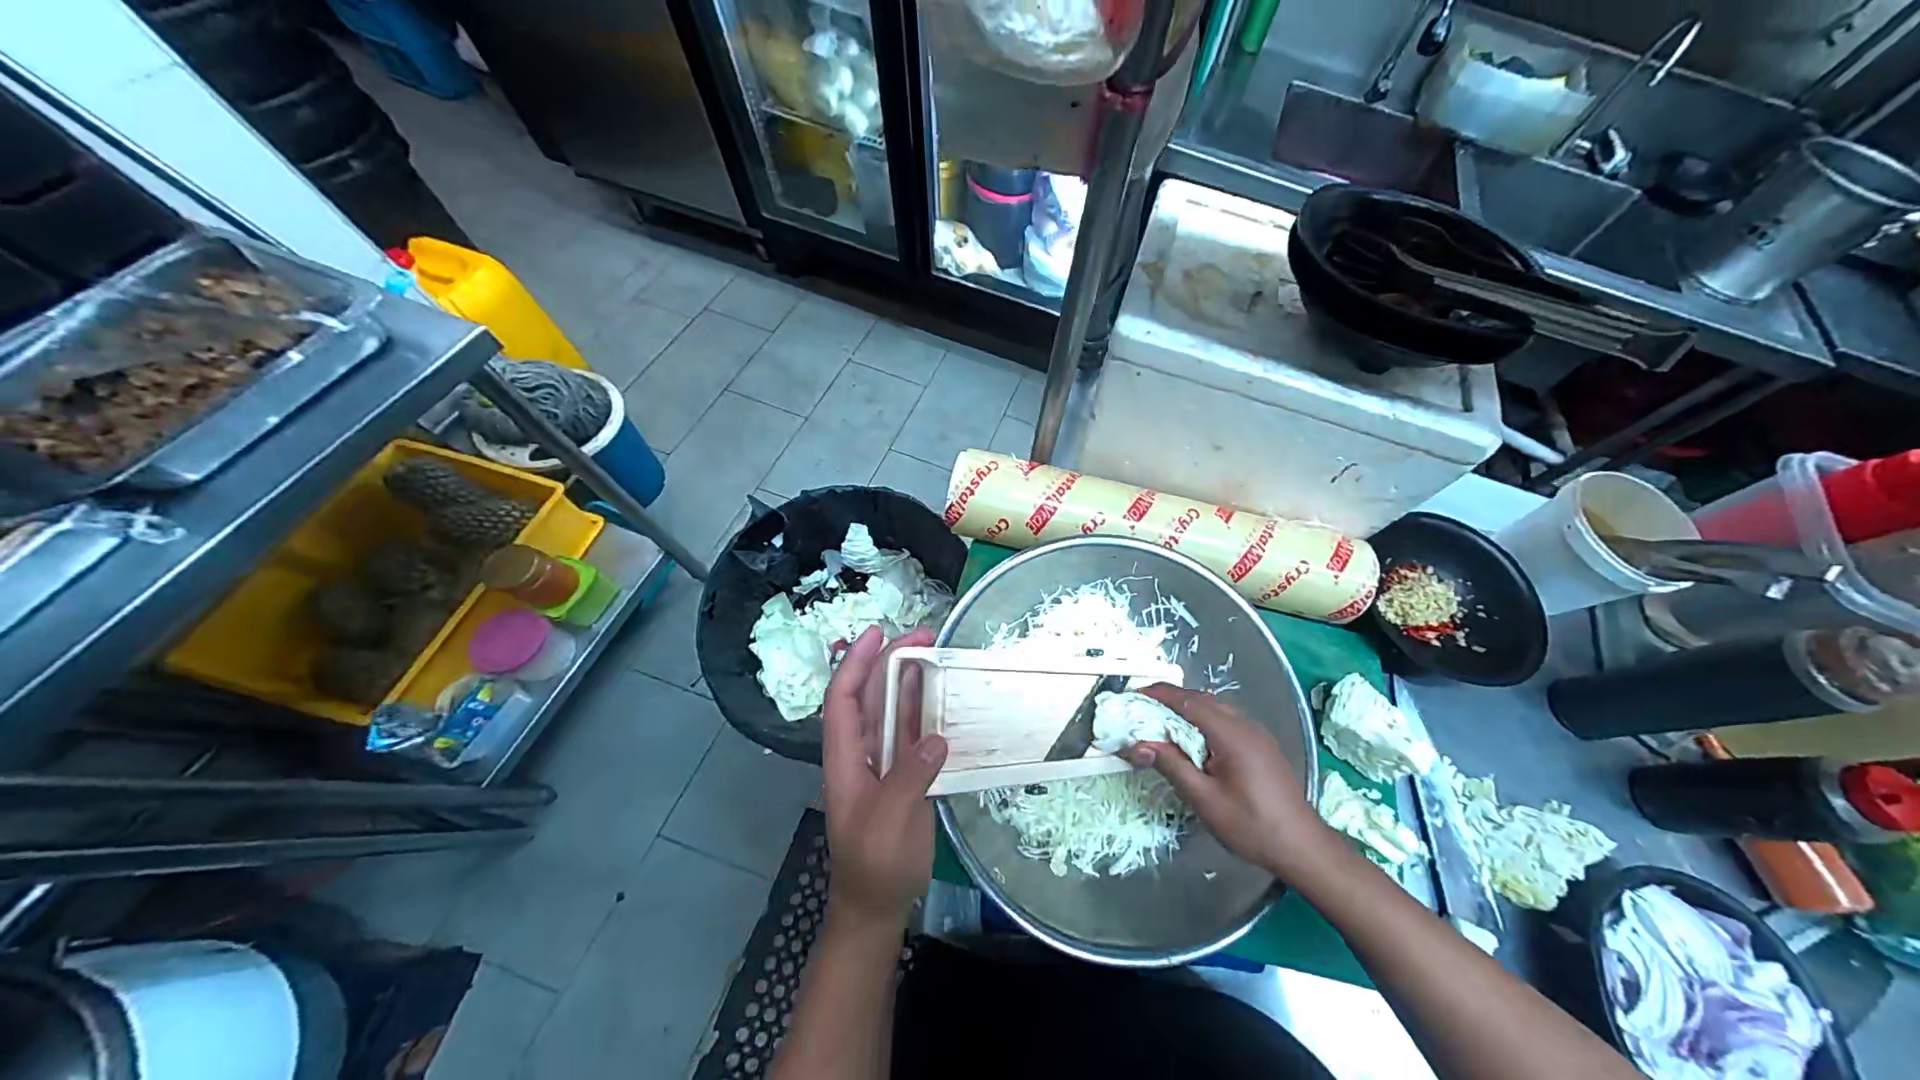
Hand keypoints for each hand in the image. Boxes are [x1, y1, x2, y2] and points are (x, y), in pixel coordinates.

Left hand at [820, 626, 947, 927]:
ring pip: (893, 711)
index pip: (843, 699)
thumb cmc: (873, 866)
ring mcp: (884, 764)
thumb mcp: (887, 823)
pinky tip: (947, 698)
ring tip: (939, 654)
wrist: (876, 905)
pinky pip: (914, 734)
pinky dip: (927, 712)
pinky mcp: (906, 776)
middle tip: (926, 636)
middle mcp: (862, 753)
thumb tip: (935, 737)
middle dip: (891, 661)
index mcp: (844, 759)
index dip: (856, 663)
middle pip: (871, 696)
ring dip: (912, 681)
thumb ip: (909, 778)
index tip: (878, 633)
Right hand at [1123, 684, 1335, 878]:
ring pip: (1215, 709)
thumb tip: (1137, 744)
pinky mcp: (1262, 745)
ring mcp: (1257, 734)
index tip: (1133, 697)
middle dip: (1169, 700)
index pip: (1188, 701)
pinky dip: (1202, 720)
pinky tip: (1192, 740)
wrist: (1303, 847)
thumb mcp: (1204, 799)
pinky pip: (1226, 720)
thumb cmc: (1251, 826)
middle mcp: (1246, 725)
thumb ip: (1171, 765)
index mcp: (1232, 734)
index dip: (1159, 695)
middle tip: (1141, 711)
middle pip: (1202, 700)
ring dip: (1186, 710)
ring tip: (1160, 724)